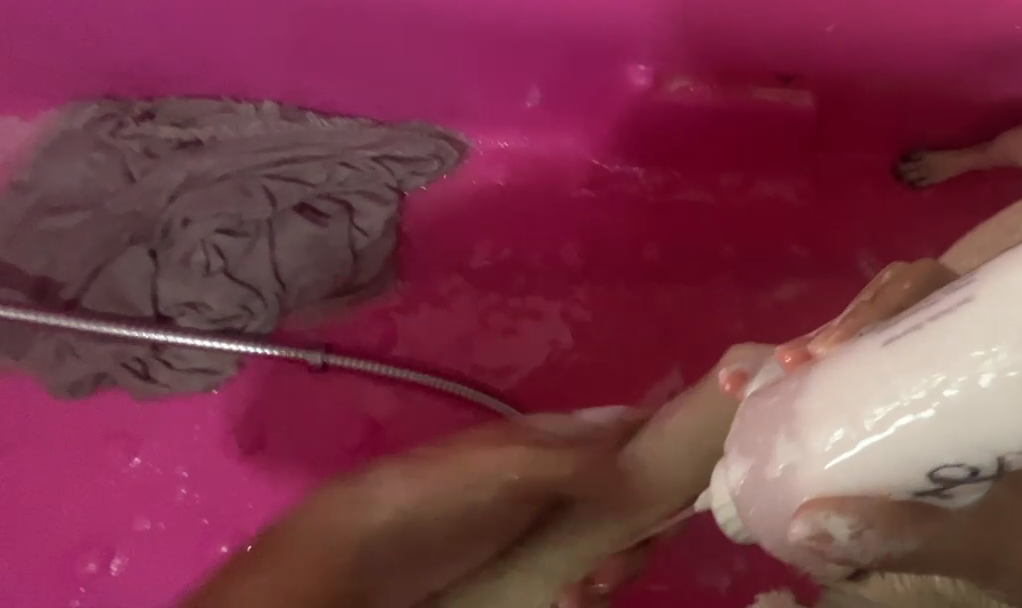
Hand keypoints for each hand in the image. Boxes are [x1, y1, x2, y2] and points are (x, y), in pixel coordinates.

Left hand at [184, 409, 649, 607]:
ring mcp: (550, 532)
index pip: (637, 431)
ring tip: (587, 586)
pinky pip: (584, 579)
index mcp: (565, 438)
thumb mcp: (504, 463)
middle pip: (637, 493)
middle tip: (618, 559)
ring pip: (617, 540)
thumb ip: (577, 456)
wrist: (342, 574)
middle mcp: (568, 481)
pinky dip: (589, 589)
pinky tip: (572, 598)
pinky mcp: (532, 579)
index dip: (666, 449)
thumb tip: (651, 457)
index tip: (679, 484)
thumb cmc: (430, 500)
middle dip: (644, 523)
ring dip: (620, 561)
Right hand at [729, 259, 1021, 607]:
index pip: (943, 290)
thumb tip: (802, 521)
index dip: (883, 302)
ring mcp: (965, 365)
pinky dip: (852, 367)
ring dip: (843, 338)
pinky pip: (897, 362)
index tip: (835, 344)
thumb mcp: (979, 540)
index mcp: (1011, 351)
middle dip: (850, 319)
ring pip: (899, 326)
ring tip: (791, 369)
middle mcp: (986, 342)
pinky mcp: (948, 394)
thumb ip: (901, 535)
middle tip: (801, 360)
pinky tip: (812, 385)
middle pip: (910, 298)